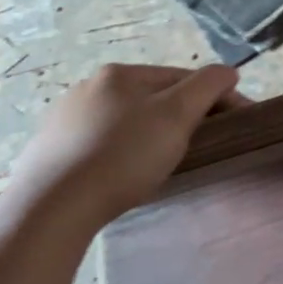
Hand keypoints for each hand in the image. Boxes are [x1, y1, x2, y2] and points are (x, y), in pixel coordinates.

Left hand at [10, 64, 248, 225]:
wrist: (50, 210)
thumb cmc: (124, 155)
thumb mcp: (180, 113)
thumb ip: (210, 84)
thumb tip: (226, 73)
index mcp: (119, 74)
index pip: (186, 78)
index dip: (216, 98)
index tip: (235, 123)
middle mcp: (87, 88)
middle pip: (156, 98)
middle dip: (182, 117)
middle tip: (199, 145)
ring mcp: (61, 120)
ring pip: (127, 121)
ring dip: (151, 134)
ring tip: (161, 163)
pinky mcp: (47, 152)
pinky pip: (100, 143)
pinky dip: (120, 153)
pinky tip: (123, 173)